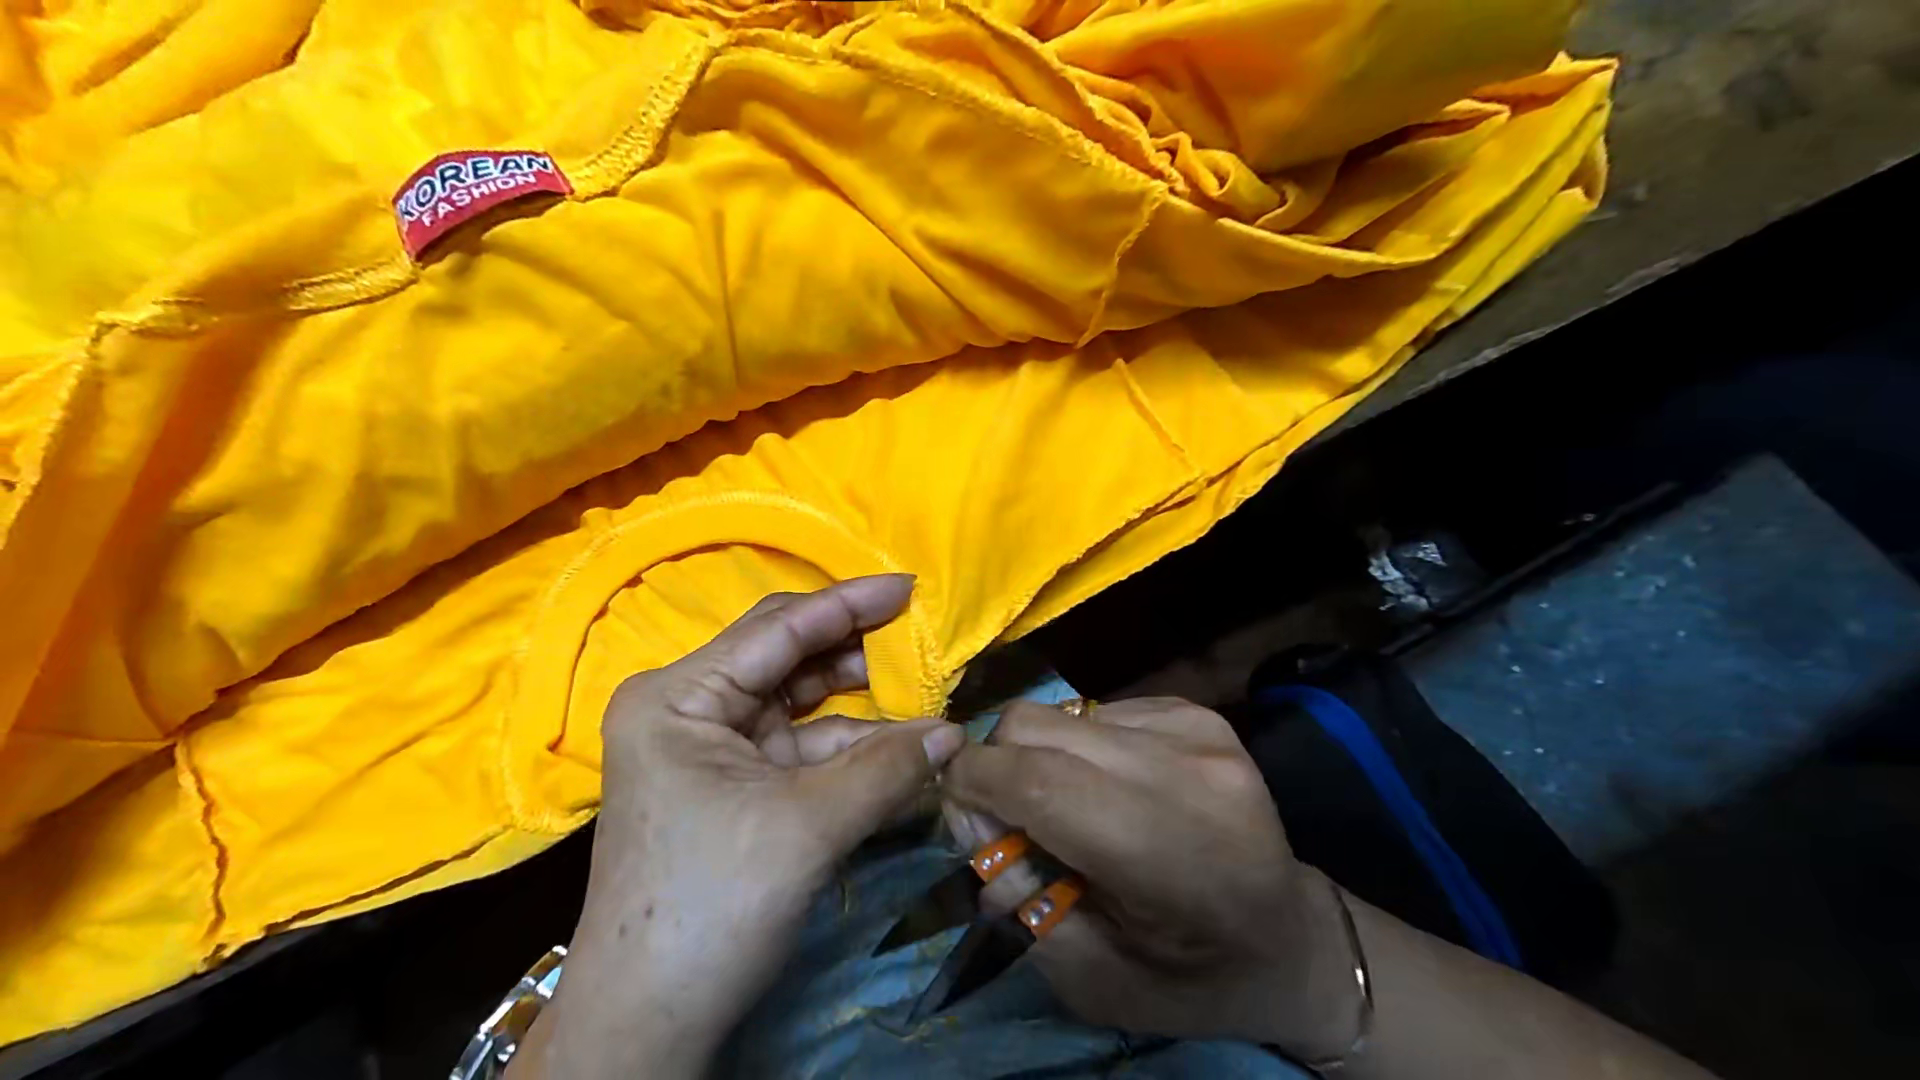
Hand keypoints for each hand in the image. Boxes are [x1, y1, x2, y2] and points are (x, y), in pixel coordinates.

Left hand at [514, 576, 966, 1079]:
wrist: (650, 1024)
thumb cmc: (711, 906)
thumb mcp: (807, 827)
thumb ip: (887, 769)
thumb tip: (956, 733)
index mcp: (680, 696)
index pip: (777, 629)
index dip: (848, 604)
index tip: (908, 585)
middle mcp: (692, 707)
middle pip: (788, 656)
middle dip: (856, 648)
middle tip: (920, 633)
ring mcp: (715, 746)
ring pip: (802, 701)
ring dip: (862, 701)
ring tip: (924, 687)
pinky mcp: (739, 783)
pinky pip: (805, 746)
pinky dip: (853, 746)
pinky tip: (903, 745)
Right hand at [941, 698, 1362, 1059]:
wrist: (1291, 934)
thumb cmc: (1191, 977)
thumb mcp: (1091, 979)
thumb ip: (1017, 898)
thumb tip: (968, 819)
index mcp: (1172, 852)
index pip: (1039, 782)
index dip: (973, 785)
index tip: (956, 815)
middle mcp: (1186, 767)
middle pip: (1033, 726)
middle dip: (994, 767)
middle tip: (1004, 820)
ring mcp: (1194, 726)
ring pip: (1056, 712)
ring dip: (1036, 756)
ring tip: (1064, 807)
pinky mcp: (1192, 709)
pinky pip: (1092, 711)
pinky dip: (1075, 747)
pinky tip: (1107, 787)